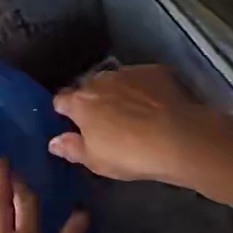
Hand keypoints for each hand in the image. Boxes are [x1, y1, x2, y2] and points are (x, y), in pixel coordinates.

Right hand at [49, 65, 232, 185]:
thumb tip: (53, 142)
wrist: (179, 138)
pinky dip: (144, 89)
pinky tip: (156, 105)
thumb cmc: (130, 154)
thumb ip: (72, 148)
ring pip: (116, 81)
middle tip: (106, 123)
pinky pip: (142, 79)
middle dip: (93, 102)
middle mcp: (100, 81)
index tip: (72, 124)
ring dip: (118, 93)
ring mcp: (129, 72)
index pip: (61, 100)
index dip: (64, 112)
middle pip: (89, 88)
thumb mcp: (96, 161)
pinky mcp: (155, 71)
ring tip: (134, 113)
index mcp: (80, 102)